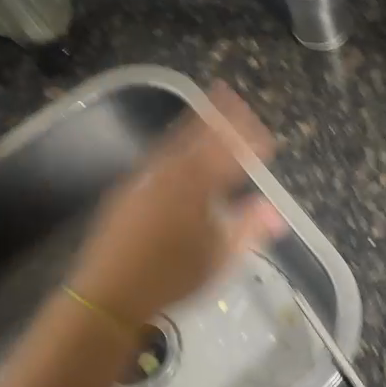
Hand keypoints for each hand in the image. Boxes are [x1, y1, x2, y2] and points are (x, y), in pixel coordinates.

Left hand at [68, 83, 285, 325]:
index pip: (228, 155)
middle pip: (197, 137)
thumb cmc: (171, 279)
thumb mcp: (219, 258)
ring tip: (205, 110)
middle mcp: (169, 174)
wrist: (110, 292)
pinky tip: (174, 151)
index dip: (248, 142)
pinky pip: (155, 157)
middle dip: (217, 116)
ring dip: (191, 125)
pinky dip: (171, 144)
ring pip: (172, 143)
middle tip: (229, 94)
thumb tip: (275, 210)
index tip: (265, 138)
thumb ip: (248, 228)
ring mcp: (144, 180)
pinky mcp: (126, 191)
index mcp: (196, 188)